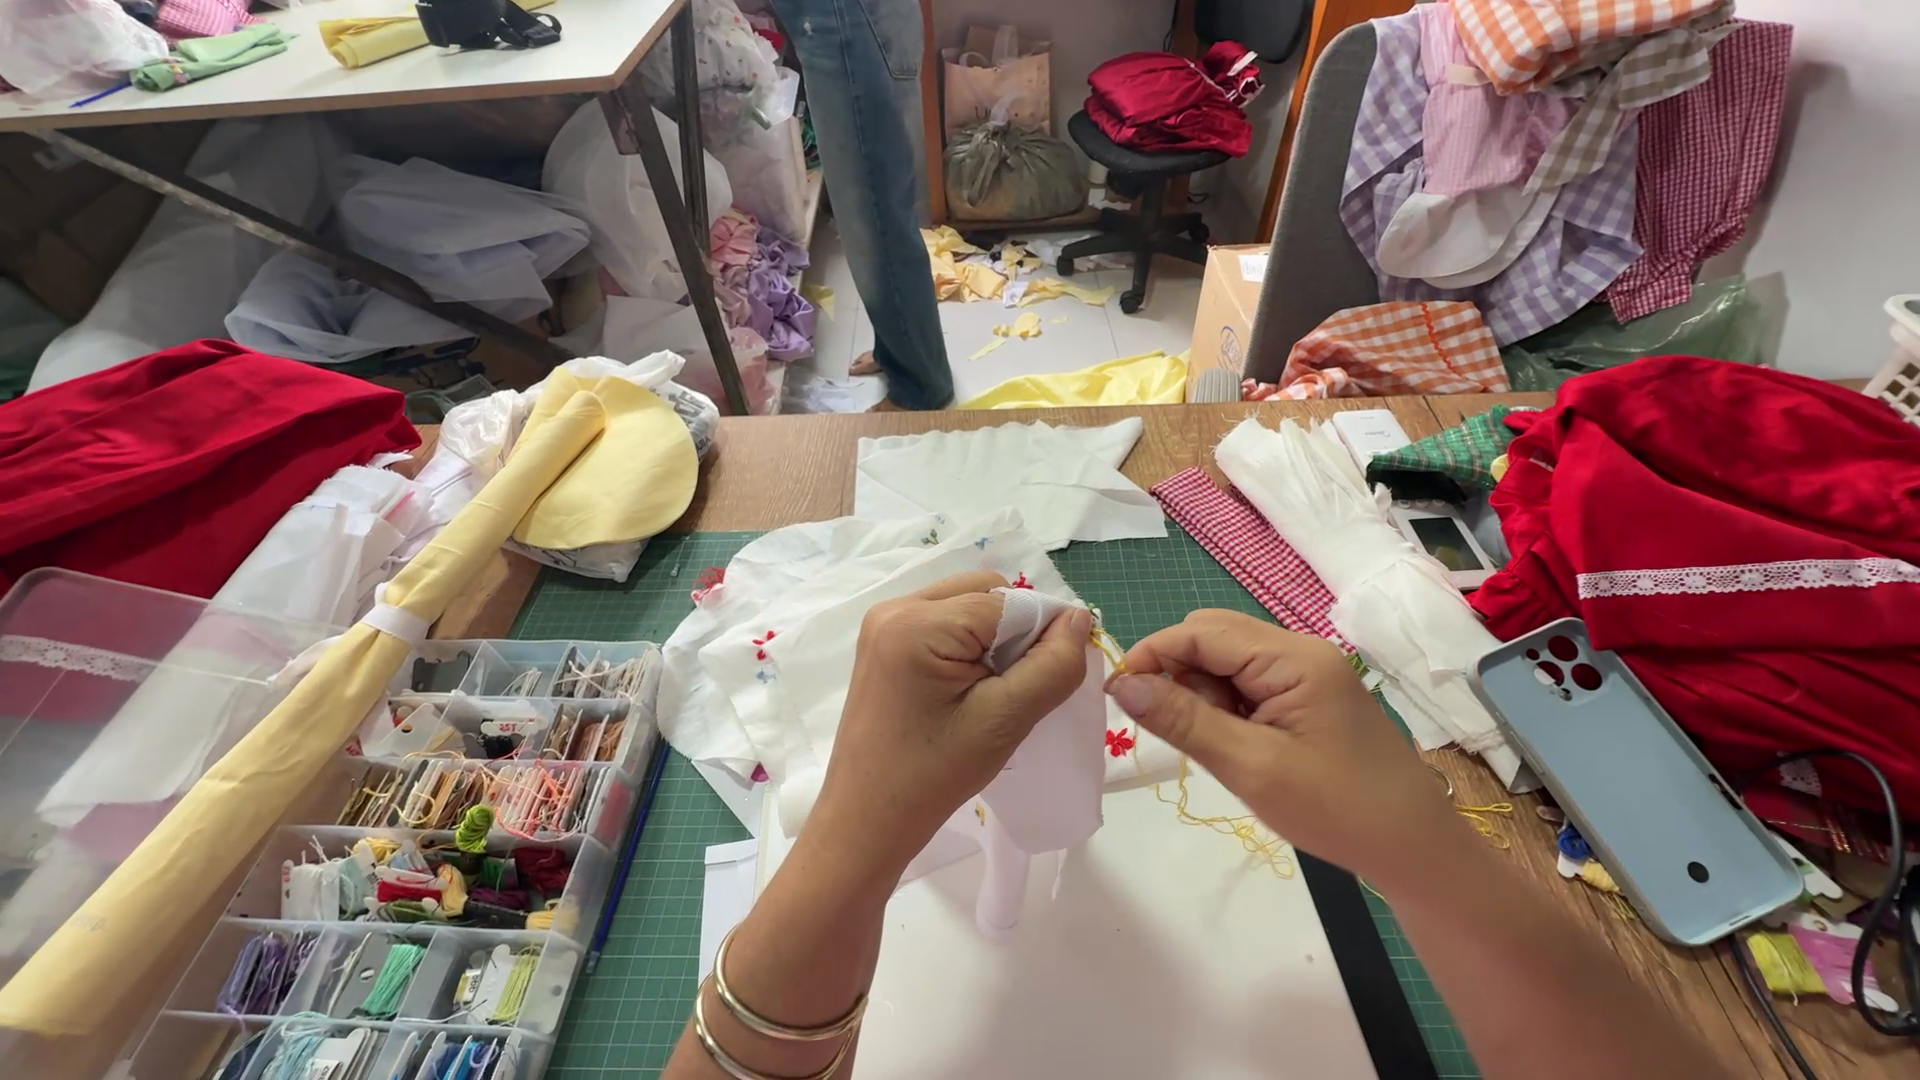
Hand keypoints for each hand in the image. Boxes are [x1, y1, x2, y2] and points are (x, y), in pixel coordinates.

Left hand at [810, 572, 1091, 875]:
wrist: (867, 819)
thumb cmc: (932, 776)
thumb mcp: (1005, 721)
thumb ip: (1052, 665)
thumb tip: (1079, 618)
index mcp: (917, 622)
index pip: (1008, 602)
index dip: (1039, 636)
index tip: (1040, 684)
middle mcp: (896, 607)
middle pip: (986, 591)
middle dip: (1015, 631)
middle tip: (1012, 688)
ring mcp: (884, 622)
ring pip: (968, 603)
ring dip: (993, 637)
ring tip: (989, 691)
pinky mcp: (884, 640)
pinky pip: (945, 620)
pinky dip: (968, 643)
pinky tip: (966, 688)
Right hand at [1106, 610, 1462, 892]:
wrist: (1414, 849)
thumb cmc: (1336, 809)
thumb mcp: (1250, 766)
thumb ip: (1183, 719)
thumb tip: (1122, 685)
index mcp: (1292, 657)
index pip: (1201, 632)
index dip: (1153, 653)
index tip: (1118, 693)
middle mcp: (1299, 650)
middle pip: (1213, 636)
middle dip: (1176, 671)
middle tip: (1170, 725)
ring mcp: (1306, 670)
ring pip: (1226, 658)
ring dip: (1200, 690)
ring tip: (1209, 741)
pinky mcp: (1307, 693)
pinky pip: (1246, 680)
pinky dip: (1223, 703)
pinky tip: (1230, 740)